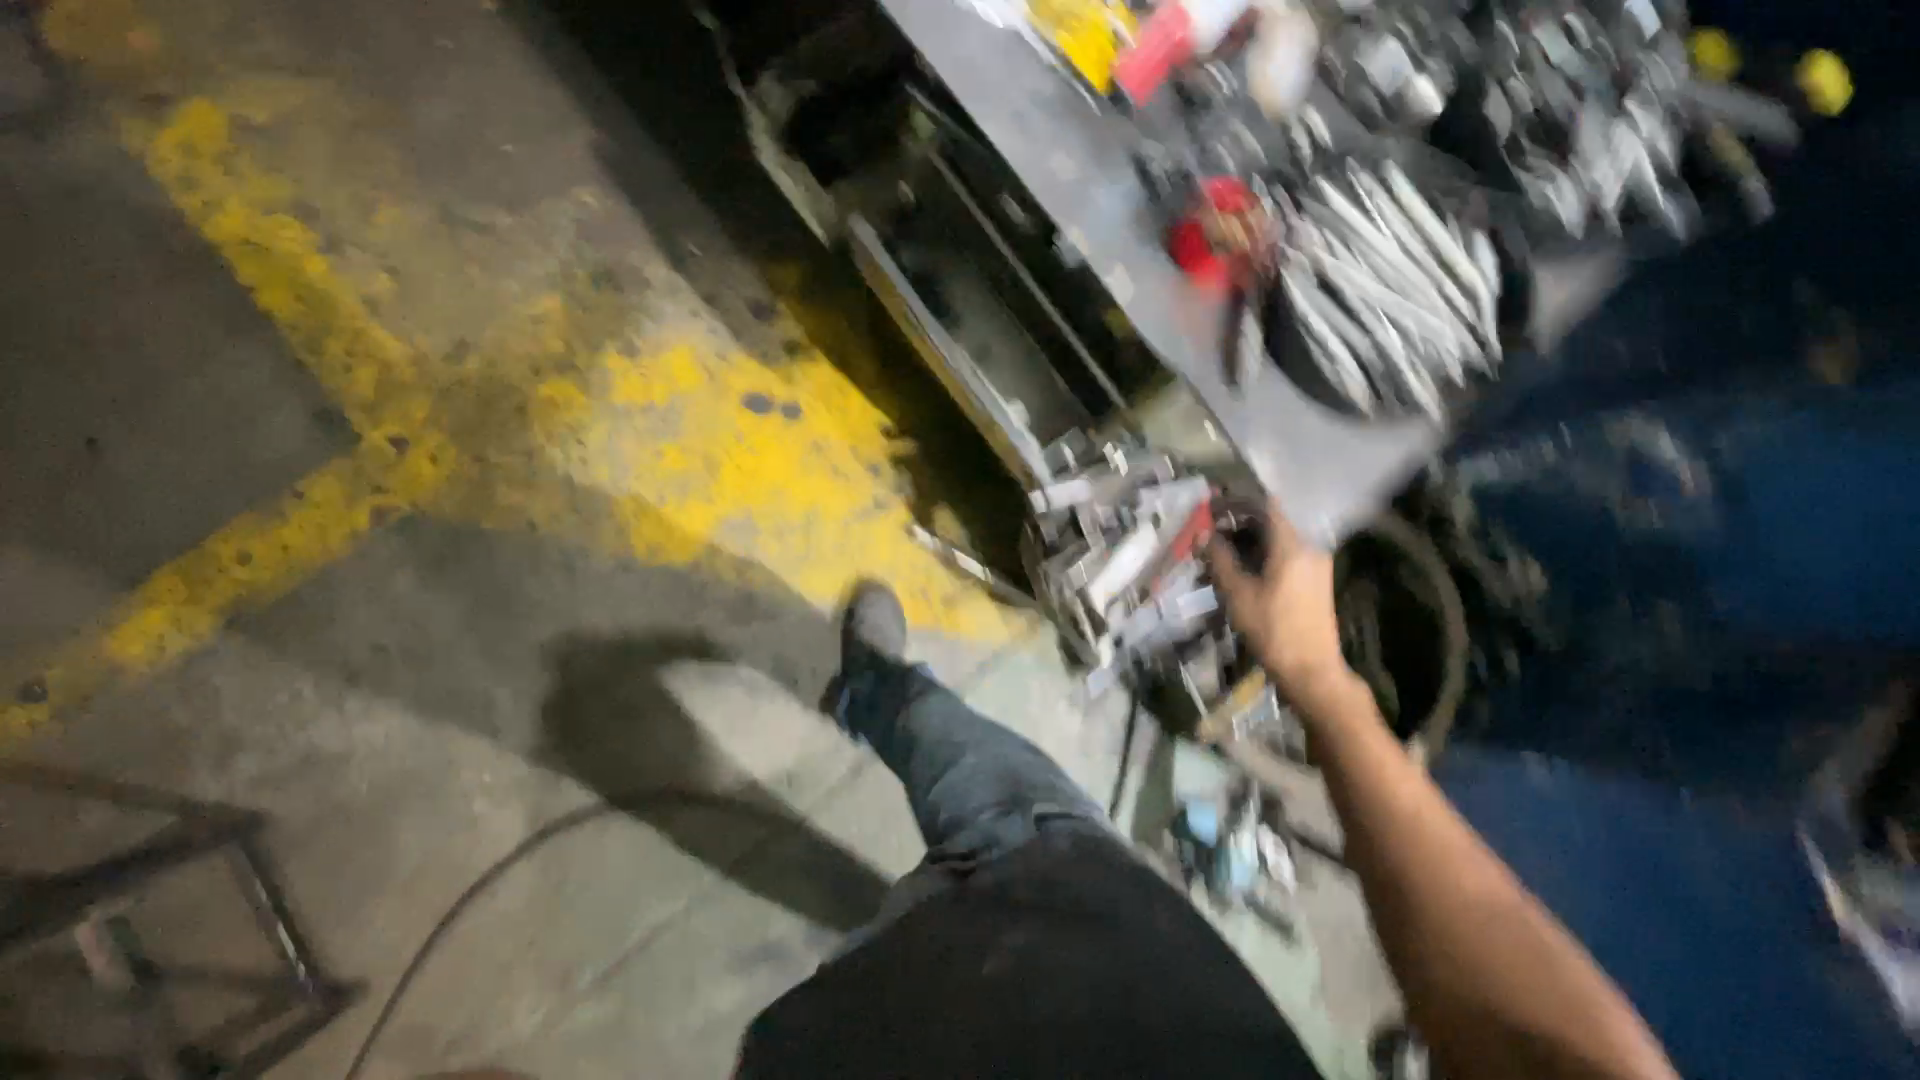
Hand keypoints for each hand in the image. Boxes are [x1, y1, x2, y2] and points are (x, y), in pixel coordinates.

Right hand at [1206, 498, 1353, 702]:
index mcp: (1292, 545)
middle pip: (1271, 522)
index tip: (1212, 509)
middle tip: (1209, 535)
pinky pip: (1286, 556)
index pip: (1265, 504)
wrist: (1311, 670)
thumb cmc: (1272, 630)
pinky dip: (1263, 557)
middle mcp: (1310, 547)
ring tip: (1220, 556)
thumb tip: (1202, 534)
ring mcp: (1316, 564)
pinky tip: (1242, 573)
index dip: (1236, 502)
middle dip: (1238, 524)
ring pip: (1278, 541)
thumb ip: (1219, 559)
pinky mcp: (1316, 581)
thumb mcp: (1238, 594)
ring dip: (1249, 543)